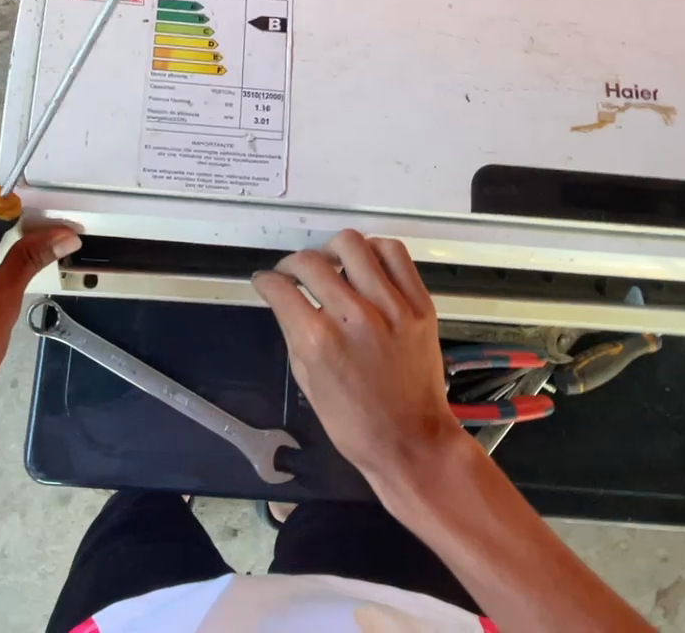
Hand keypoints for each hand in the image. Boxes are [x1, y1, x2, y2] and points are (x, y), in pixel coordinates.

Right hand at [252, 231, 466, 485]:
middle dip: (292, 265)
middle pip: (310, 261)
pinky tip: (366, 264)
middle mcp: (352, 315)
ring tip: (333, 265)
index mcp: (318, 339)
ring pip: (351, 244)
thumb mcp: (306, 379)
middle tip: (295, 276)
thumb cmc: (352, 421)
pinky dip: (373, 250)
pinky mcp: (419, 303)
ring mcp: (390, 306)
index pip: (280, 287)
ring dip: (332, 251)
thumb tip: (284, 297)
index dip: (265, 281)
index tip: (266, 281)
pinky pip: (393, 253)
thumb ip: (294, 331)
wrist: (410, 441)